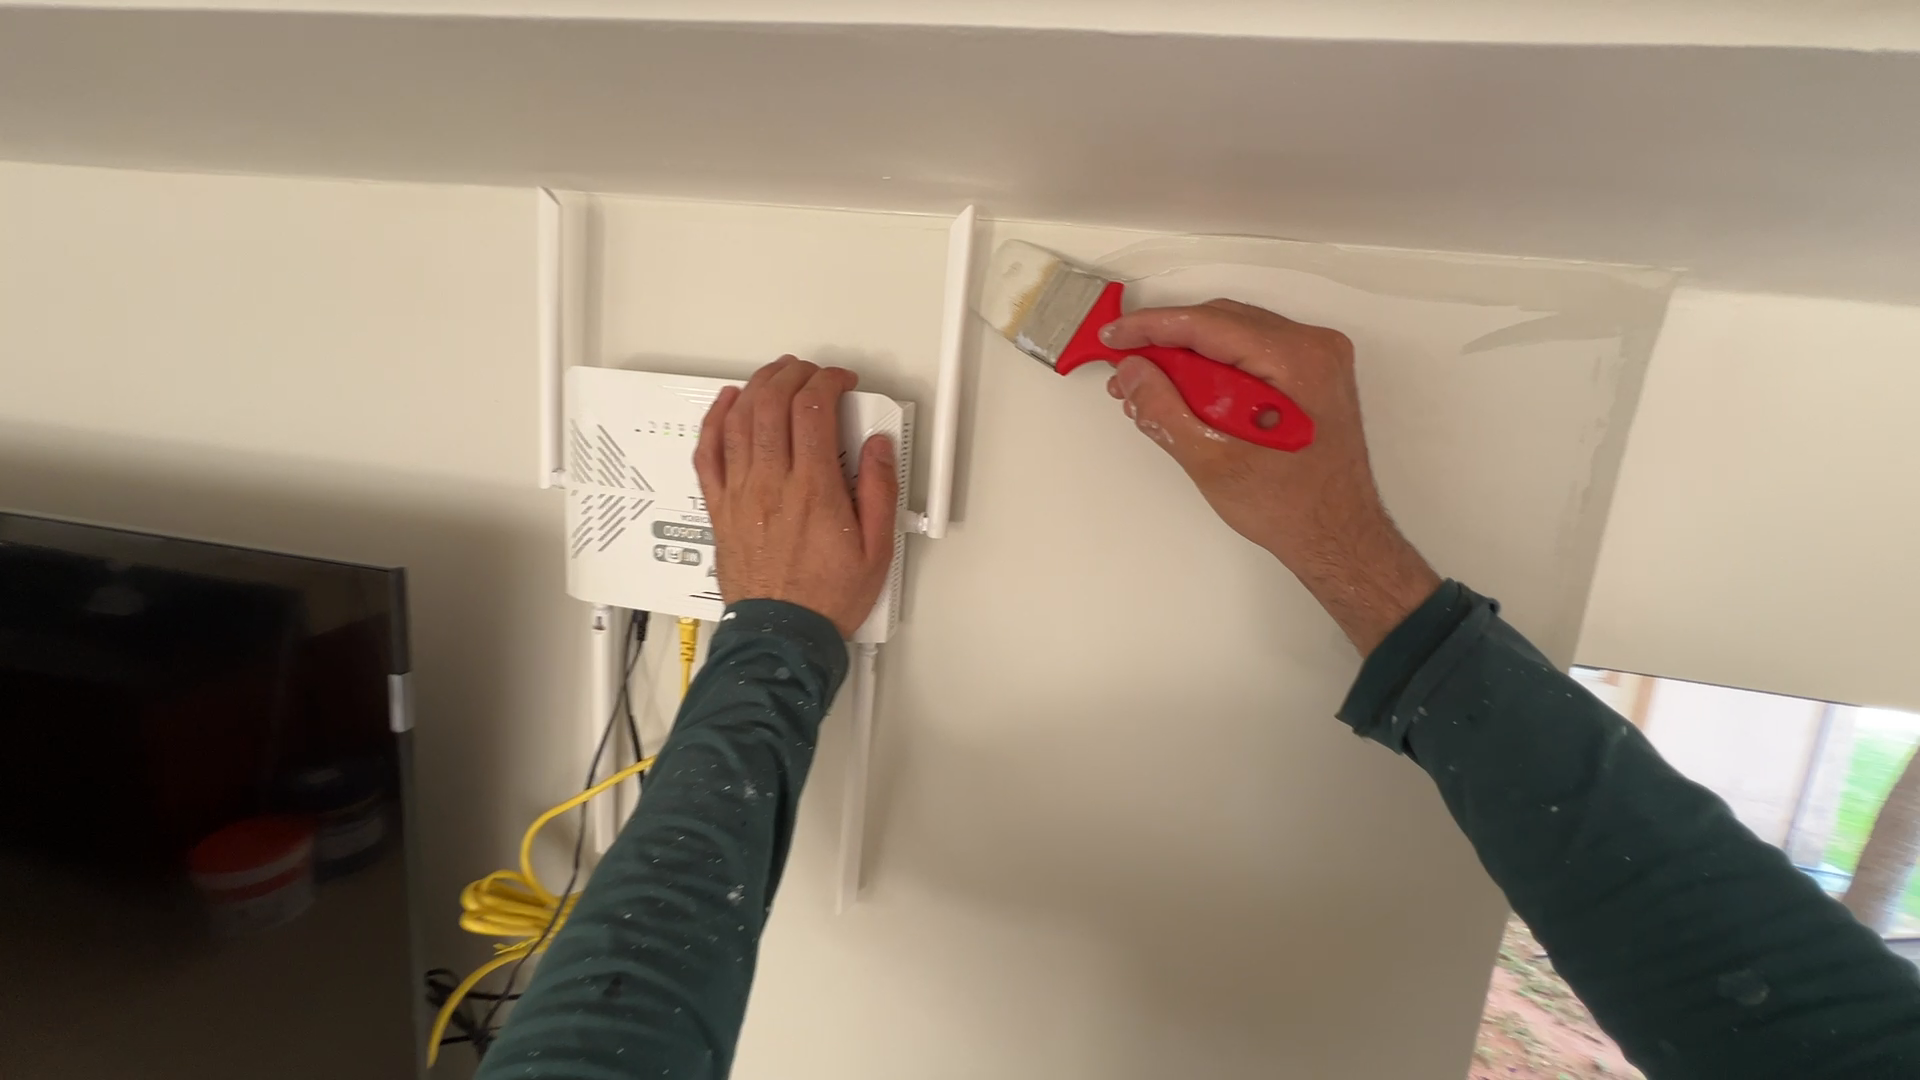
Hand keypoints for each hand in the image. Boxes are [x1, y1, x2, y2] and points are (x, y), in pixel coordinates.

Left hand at [694, 356, 898, 638]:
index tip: (842, 382)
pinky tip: (727, 404)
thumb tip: (878, 448)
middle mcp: (772, 484)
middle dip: (794, 375)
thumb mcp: (877, 549)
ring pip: (739, 419)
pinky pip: (708, 452)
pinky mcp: (720, 507)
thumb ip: (880, 491)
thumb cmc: (826, 597)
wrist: (782, 634)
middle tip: (811, 375)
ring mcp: (741, 493)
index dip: (829, 382)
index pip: (814, 410)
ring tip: (777, 377)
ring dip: (758, 387)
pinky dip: (715, 420)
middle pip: (773, 404)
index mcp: (813, 490)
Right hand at [1100, 300, 1439, 653]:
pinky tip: (1179, 396)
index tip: (1112, 336)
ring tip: (1142, 390)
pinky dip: (1208, 373)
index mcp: (1296, 360)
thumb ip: (1165, 410)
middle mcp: (1311, 348)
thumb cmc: (1286, 507)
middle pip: (1219, 325)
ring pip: (1230, 340)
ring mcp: (1312, 361)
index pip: (1208, 324)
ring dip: (1182, 361)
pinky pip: (1246, 358)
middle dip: (1163, 345)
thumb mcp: (1212, 461)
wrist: (1334, 537)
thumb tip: (1131, 371)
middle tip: (1121, 372)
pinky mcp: (1306, 378)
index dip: (1151, 327)